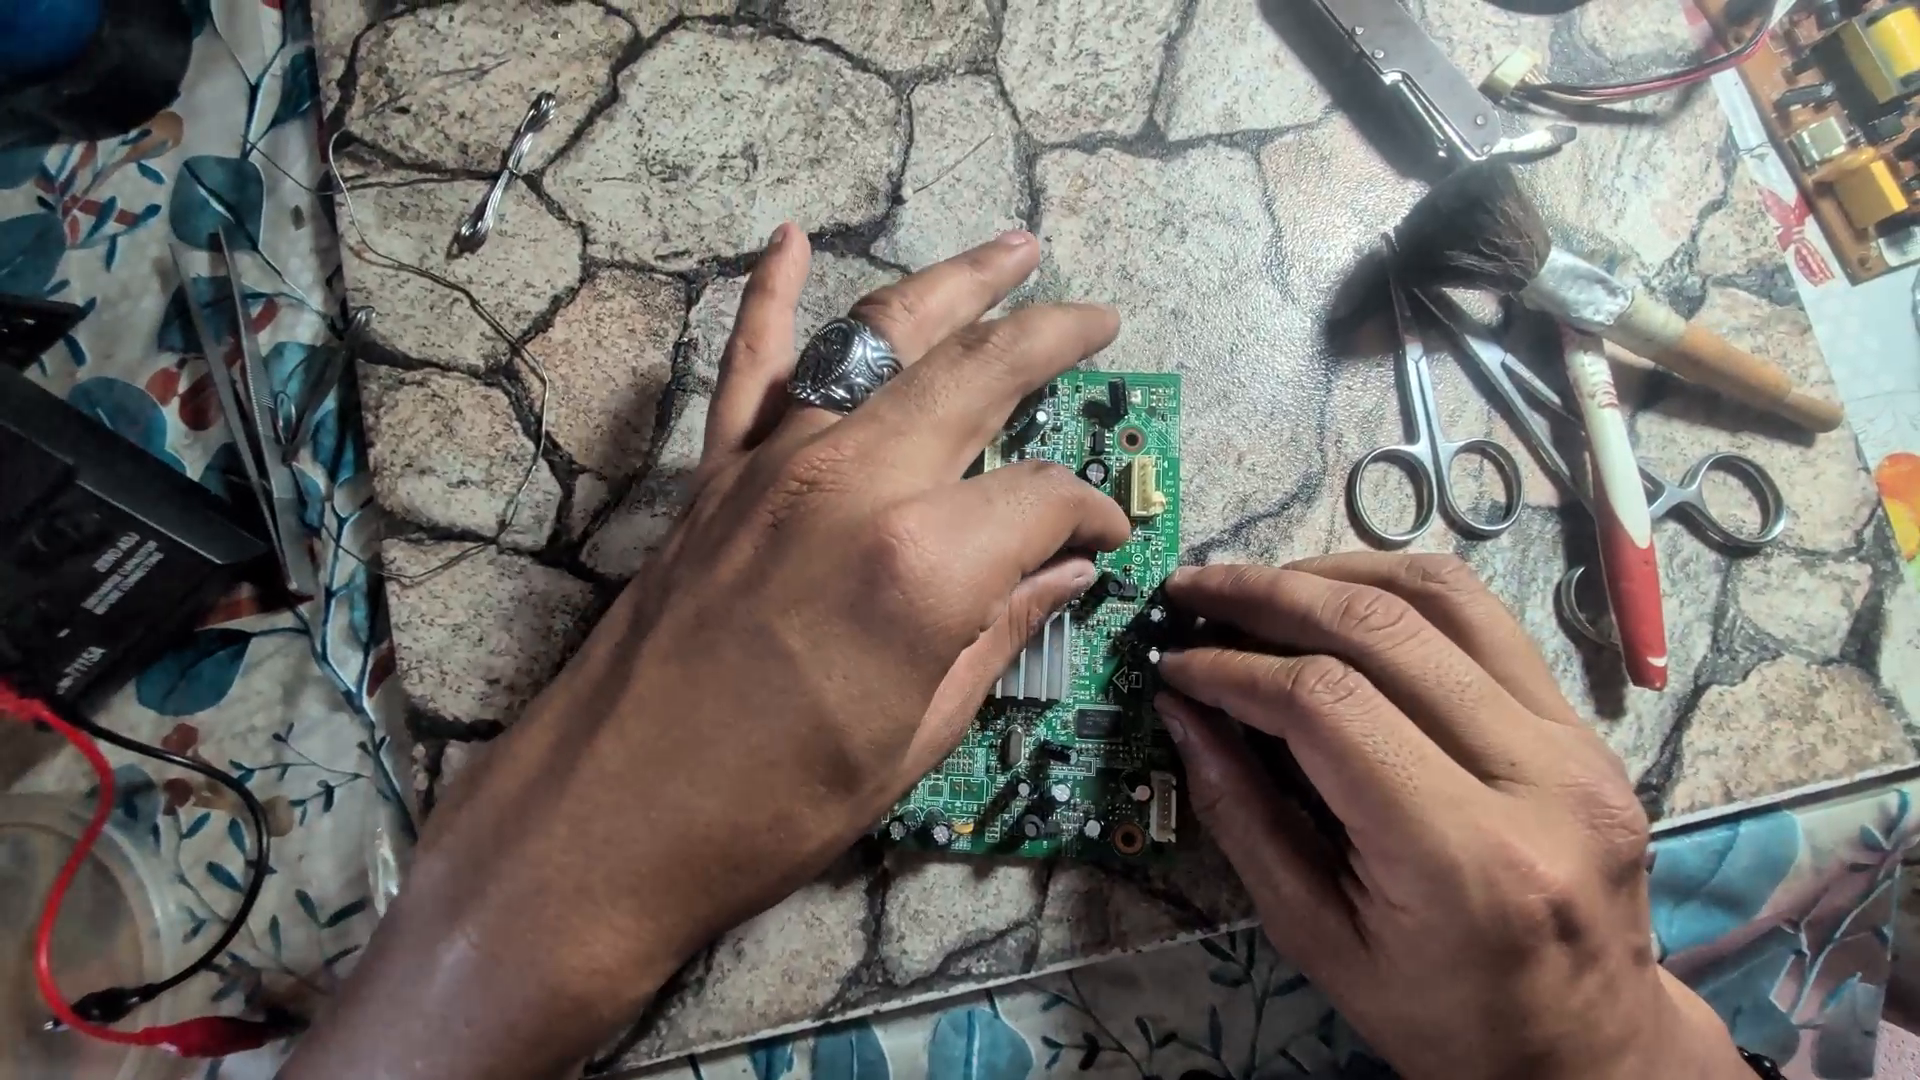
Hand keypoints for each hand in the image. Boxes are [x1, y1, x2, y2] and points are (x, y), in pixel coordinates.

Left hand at [285, 228, 1129, 1079]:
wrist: (607, 822)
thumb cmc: (781, 802)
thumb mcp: (922, 733)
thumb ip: (1002, 629)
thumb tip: (1070, 572)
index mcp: (925, 562)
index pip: (1042, 499)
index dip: (1090, 513)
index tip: (1110, 534)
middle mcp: (856, 481)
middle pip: (975, 374)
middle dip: (1050, 336)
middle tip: (1098, 317)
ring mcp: (777, 464)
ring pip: (878, 336)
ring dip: (953, 285)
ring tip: (1009, 250)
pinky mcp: (715, 474)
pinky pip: (750, 364)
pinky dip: (769, 295)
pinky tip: (788, 239)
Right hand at [1154, 555, 1748, 1079]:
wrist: (1588, 1049)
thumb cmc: (1435, 1013)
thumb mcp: (1310, 931)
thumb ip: (1238, 811)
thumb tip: (1180, 708)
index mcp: (1464, 857)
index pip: (1327, 704)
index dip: (1232, 669)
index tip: (1174, 666)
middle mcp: (1537, 778)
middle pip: (1378, 629)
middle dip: (1262, 596)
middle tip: (1191, 594)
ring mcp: (1574, 739)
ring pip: (1436, 594)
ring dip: (1325, 574)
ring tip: (1254, 588)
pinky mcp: (1580, 722)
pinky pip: (1476, 612)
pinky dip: (1386, 585)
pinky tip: (1327, 597)